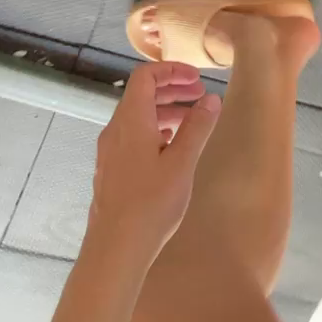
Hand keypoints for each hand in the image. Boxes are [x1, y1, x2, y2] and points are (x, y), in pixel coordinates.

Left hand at [89, 61, 222, 257]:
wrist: (114, 251)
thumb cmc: (150, 203)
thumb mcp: (182, 162)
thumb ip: (198, 127)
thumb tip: (211, 99)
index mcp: (131, 121)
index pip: (145, 76)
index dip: (171, 70)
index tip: (197, 79)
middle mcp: (115, 131)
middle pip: (141, 94)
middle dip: (172, 89)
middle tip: (200, 95)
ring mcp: (110, 152)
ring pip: (137, 117)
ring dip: (165, 110)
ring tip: (192, 121)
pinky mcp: (111, 171)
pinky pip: (133, 136)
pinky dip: (155, 130)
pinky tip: (172, 149)